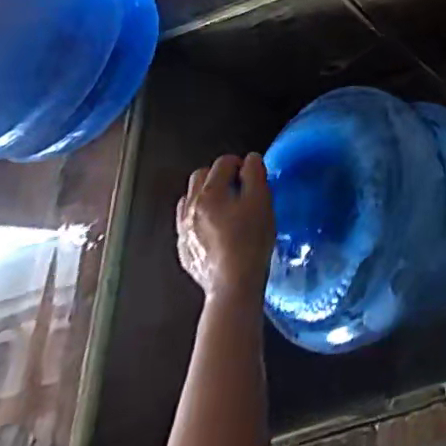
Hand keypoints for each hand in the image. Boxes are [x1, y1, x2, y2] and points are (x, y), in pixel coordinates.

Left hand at [176, 153, 274, 300]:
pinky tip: (217, 229)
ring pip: (190, 199)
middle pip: (200, 176)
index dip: (240, 163)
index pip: (223, 163)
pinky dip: (200, 217)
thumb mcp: (262, 202)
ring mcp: (183, 229)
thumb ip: (255, 175)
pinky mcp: (184, 249)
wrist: (233, 285)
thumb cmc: (251, 242)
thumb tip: (250, 159)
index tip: (252, 174)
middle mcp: (190, 208)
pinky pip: (188, 223)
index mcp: (209, 193)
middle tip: (239, 187)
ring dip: (206, 195)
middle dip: (219, 175)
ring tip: (227, 207)